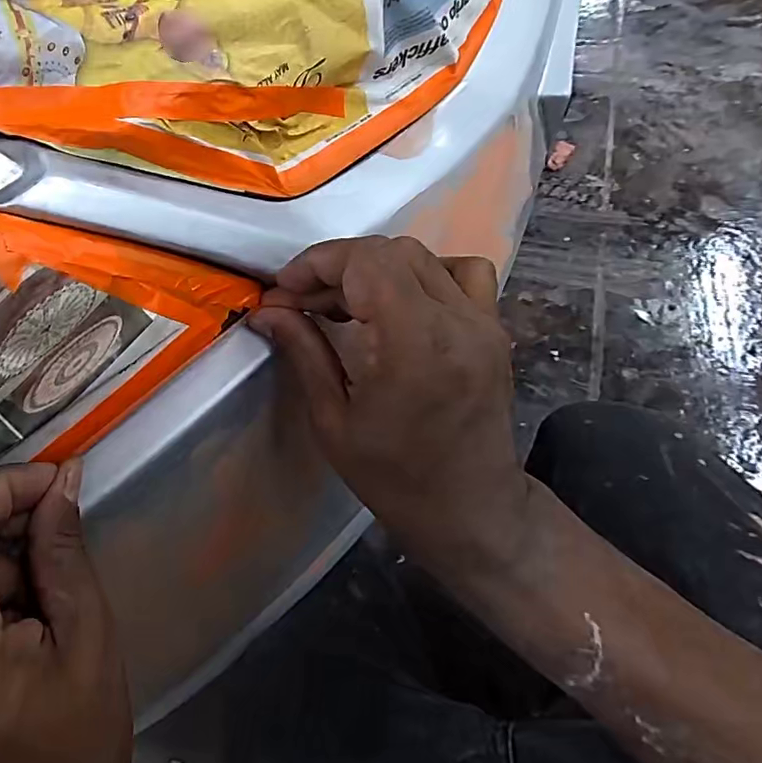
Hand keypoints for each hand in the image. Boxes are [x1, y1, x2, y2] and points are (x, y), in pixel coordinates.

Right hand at [249, 236, 531, 570]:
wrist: (472, 510)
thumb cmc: (394, 477)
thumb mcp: (332, 420)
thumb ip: (303, 351)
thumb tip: (266, 311)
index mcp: (414, 346)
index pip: (366, 262)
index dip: (317, 263)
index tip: (284, 289)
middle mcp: (456, 322)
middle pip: (390, 252)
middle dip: (336, 266)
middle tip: (303, 302)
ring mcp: (483, 322)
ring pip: (422, 255)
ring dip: (373, 267)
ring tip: (344, 303)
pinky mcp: (495, 328)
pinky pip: (463, 271)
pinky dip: (423, 272)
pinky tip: (399, 302)